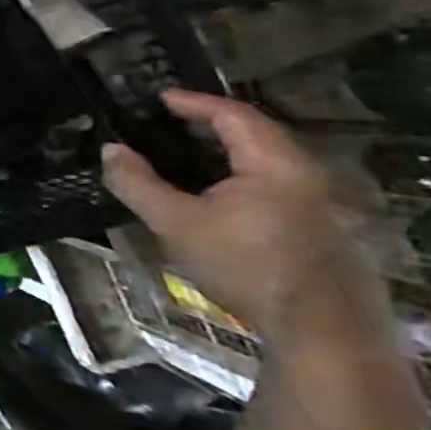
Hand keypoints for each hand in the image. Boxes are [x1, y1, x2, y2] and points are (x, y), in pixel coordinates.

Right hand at [101, 89, 360, 337]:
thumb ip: (139, 184)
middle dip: (209, 122)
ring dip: (225, 149)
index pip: (232, 114)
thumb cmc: (246, 267)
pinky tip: (217, 192)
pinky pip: (273, 180)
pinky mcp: (320, 225)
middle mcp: (305, 171)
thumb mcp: (177, 224)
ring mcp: (319, 199)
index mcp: (274, 162)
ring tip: (184, 153)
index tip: (158, 99)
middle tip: (167, 122)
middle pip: (255, 132)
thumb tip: (109, 150)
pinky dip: (239, 172)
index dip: (193, 102)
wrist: (321, 330)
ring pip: (266, 158)